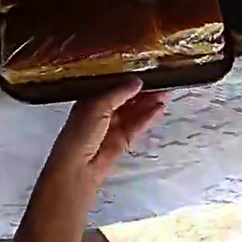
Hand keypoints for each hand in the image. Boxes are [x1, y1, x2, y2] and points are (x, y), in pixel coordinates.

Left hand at [44, 80, 166, 193]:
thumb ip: (118, 93)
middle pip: (126, 99)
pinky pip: (136, 126)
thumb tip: (137, 81)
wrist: (76, 169)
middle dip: (142, 92)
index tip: (147, 73)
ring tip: (166, 94)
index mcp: (91, 100)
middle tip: (162, 84)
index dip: (129, 80)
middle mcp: (101, 112)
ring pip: (133, 112)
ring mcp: (112, 127)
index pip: (113, 86)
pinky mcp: (122, 141)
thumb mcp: (97, 107)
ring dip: (148, 103)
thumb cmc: (81, 133)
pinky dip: (148, 118)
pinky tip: (159, 109)